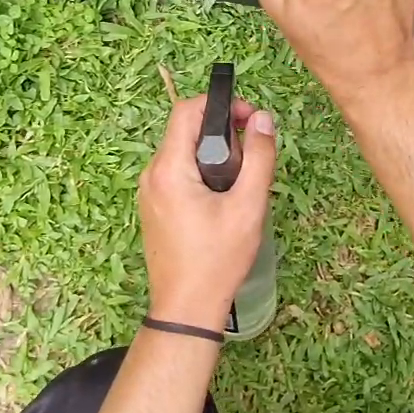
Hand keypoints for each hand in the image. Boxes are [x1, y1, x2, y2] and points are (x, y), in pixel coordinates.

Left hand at [138, 96, 277, 331]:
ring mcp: (150, 193)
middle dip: (221, 130)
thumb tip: (263, 118)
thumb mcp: (248, 205)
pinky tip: (224, 197)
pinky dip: (202, 171)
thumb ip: (259, 157)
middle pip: (185, 130)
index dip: (219, 104)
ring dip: (214, 153)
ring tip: (242, 179)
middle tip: (251, 152)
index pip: (187, 111)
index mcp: (170, 168)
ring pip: (183, 152)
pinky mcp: (155, 208)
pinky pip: (178, 173)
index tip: (249, 118)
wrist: (186, 308)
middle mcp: (152, 175)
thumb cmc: (218, 258)